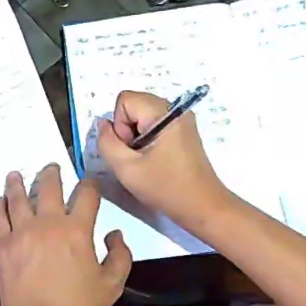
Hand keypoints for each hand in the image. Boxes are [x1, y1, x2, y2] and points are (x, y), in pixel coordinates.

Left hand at [0, 163, 131, 305]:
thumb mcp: (113, 285)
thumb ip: (120, 255)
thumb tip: (114, 234)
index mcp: (77, 231)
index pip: (86, 195)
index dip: (90, 186)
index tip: (90, 185)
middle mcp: (48, 224)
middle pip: (48, 187)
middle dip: (52, 173)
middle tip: (52, 167)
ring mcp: (22, 233)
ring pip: (18, 197)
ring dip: (18, 182)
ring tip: (16, 174)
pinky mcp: (4, 246)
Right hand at [96, 90, 234, 226]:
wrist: (202, 206)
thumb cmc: (166, 188)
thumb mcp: (126, 169)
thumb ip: (107, 143)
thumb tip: (103, 124)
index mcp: (165, 113)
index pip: (125, 100)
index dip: (120, 125)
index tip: (130, 150)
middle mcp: (175, 109)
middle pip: (134, 105)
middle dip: (127, 130)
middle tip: (137, 157)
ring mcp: (181, 119)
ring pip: (142, 116)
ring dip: (136, 137)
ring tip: (146, 160)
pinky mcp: (183, 131)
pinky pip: (154, 125)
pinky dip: (147, 140)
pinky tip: (154, 160)